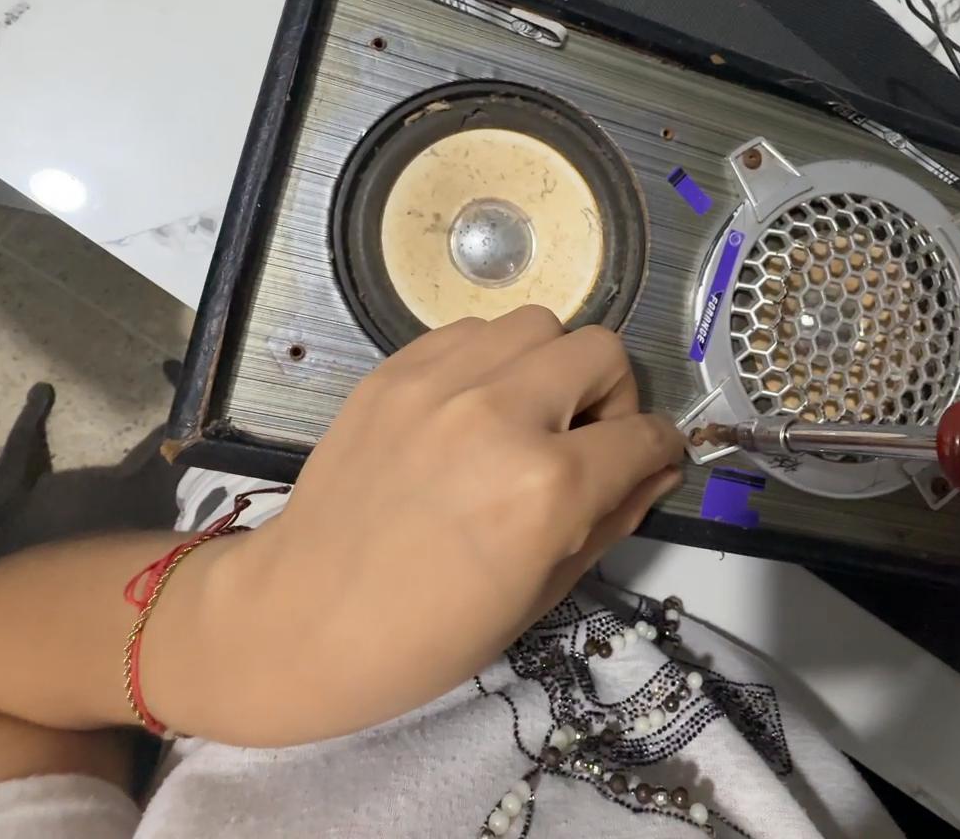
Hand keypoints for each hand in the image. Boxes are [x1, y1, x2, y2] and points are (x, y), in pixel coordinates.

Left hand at [146, 306, 683, 746]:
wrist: (299, 620)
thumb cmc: (428, 634)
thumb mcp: (544, 592)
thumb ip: (614, 515)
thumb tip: (656, 466)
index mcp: (544, 489)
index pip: (643, 435)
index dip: (660, 449)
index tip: (649, 459)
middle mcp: (498, 415)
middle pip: (600, 350)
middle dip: (611, 396)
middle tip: (581, 439)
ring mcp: (439, 383)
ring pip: (538, 324)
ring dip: (550, 367)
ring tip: (523, 416)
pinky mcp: (394, 370)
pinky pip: (473, 331)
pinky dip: (491, 361)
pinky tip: (470, 408)